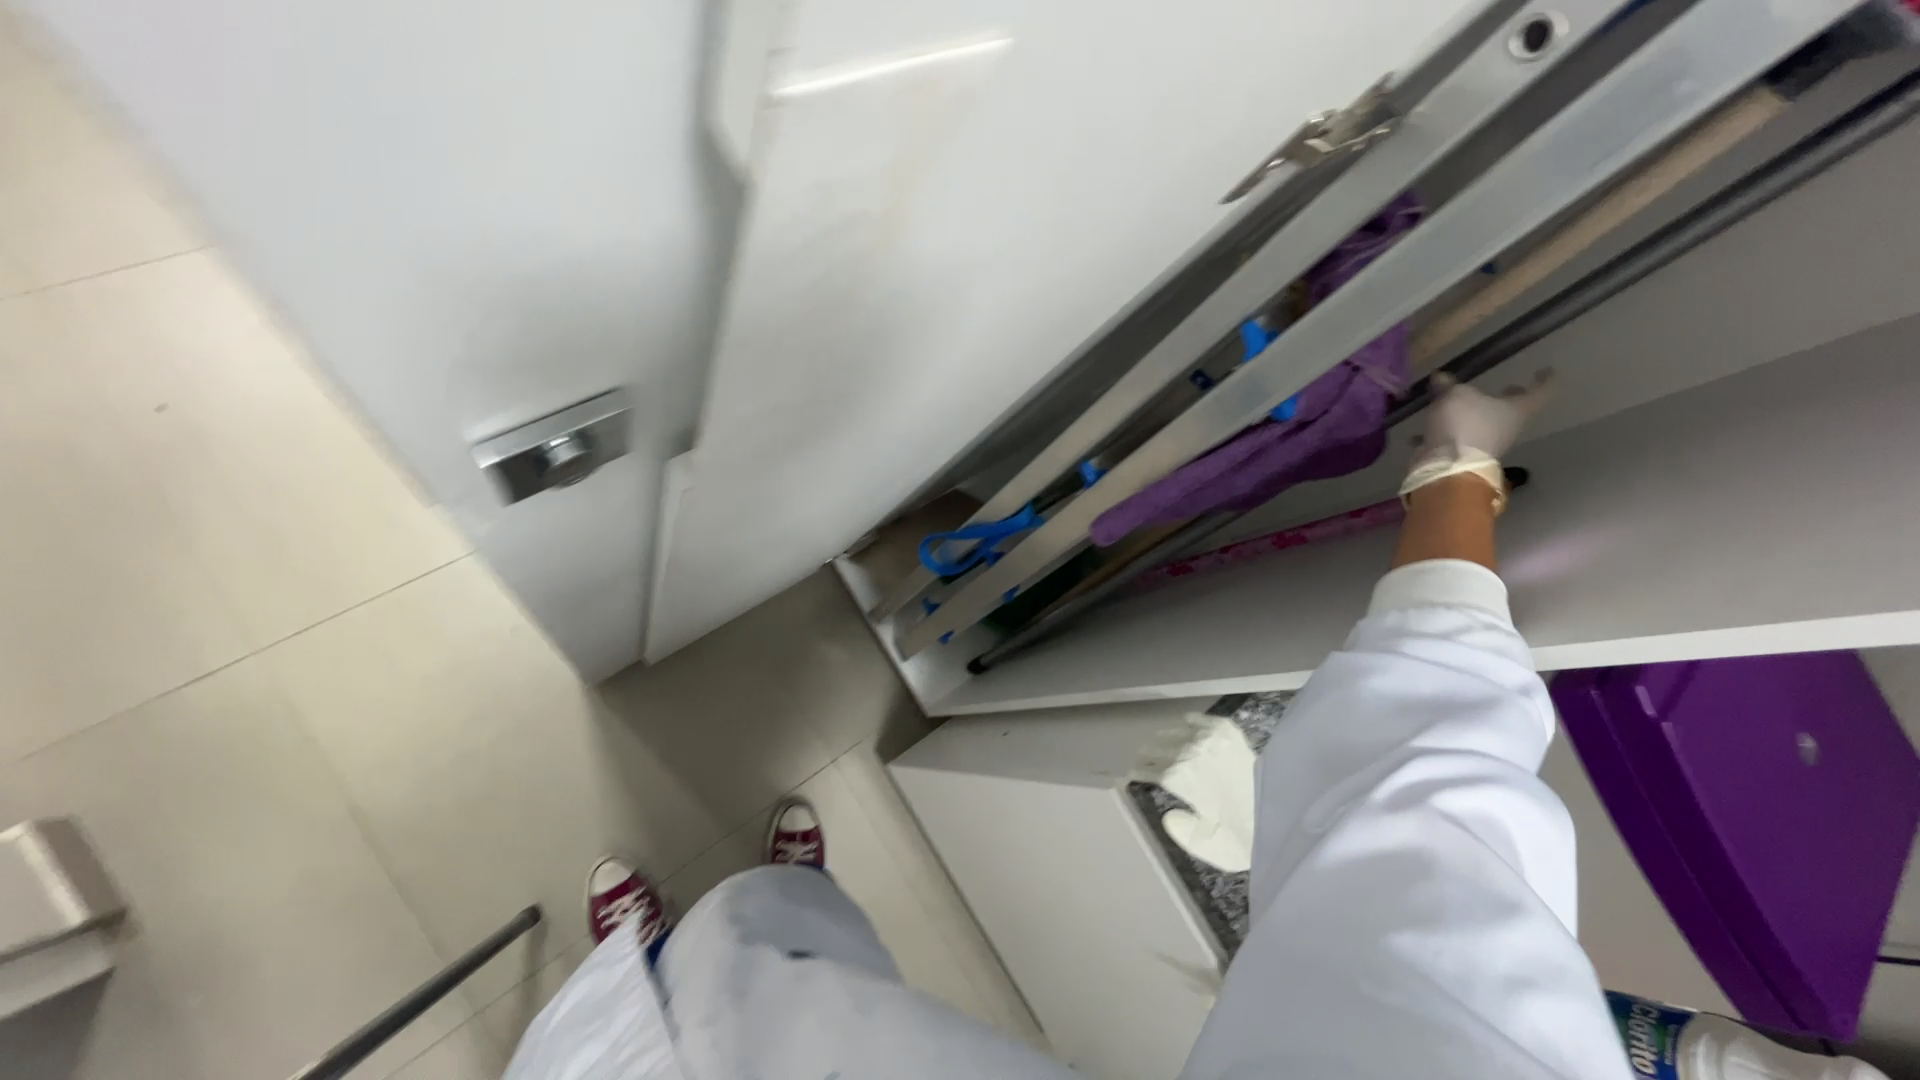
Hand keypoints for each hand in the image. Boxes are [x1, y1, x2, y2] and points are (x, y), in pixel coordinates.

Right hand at [1414, 370, 1551, 463]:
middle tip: (1506, 388)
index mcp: (1516, 410)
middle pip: (1513, 411)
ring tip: (1461, 406)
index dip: (1545, 380)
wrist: (1447, 466)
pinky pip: (1460, 440)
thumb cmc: (1463, 423)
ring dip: (1477, 416)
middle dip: (1508, 399)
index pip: (1541, 392)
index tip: (1547, 371)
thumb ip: (1448, 385)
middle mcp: (1508, 429)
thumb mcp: (1454, 395)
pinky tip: (1433, 429)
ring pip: (1486, 425)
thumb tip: (1441, 378)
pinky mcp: (1466, 458)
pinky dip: (1451, 433)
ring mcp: (1488, 446)